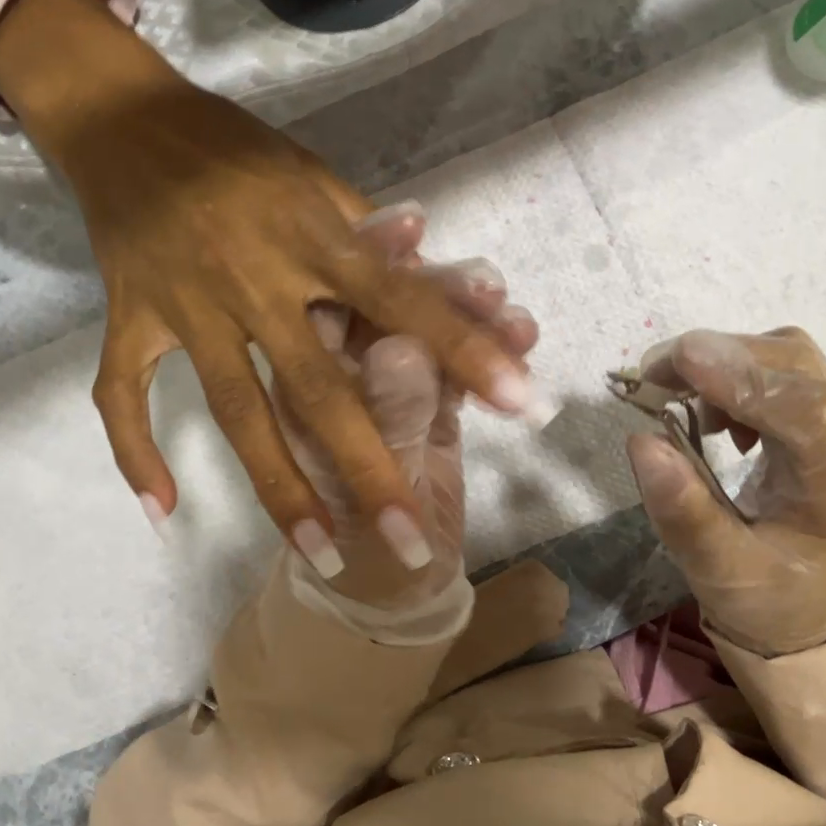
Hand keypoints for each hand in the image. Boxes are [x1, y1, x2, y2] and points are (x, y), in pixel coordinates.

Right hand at [0, 0, 531, 577]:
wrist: (122, 118)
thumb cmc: (233, 143)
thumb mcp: (314, 173)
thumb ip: (367, 235)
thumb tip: (428, 279)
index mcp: (309, 236)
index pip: (400, 301)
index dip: (464, 349)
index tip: (522, 401)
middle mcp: (253, 280)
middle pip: (319, 385)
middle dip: (370, 465)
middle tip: (413, 542)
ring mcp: (185, 307)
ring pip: (236, 410)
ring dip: (277, 487)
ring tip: (321, 554)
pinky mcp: (127, 319)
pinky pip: (122, 395)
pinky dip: (135, 453)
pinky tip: (161, 509)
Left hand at [275, 209, 537, 619]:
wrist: (393, 596)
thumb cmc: (362, 555)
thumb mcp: (368, 501)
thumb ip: (385, 425)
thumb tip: (399, 350)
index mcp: (303, 384)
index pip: (329, 303)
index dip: (368, 260)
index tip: (413, 228)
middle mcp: (345, 369)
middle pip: (382, 303)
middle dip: (435, 282)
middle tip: (481, 269)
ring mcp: (392, 378)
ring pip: (427, 327)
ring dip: (470, 311)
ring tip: (510, 304)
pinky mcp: (435, 395)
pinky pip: (463, 361)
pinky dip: (494, 349)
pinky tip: (523, 332)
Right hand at [624, 328, 825, 655]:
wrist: (807, 616)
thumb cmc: (767, 601)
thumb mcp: (718, 572)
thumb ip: (684, 513)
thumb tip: (643, 440)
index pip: (814, 413)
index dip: (746, 378)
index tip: (681, 360)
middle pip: (802, 369)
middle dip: (724, 357)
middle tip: (655, 375)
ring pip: (792, 359)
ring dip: (725, 360)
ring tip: (674, 391)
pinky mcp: (825, 419)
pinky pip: (782, 371)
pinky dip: (733, 373)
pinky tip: (708, 411)